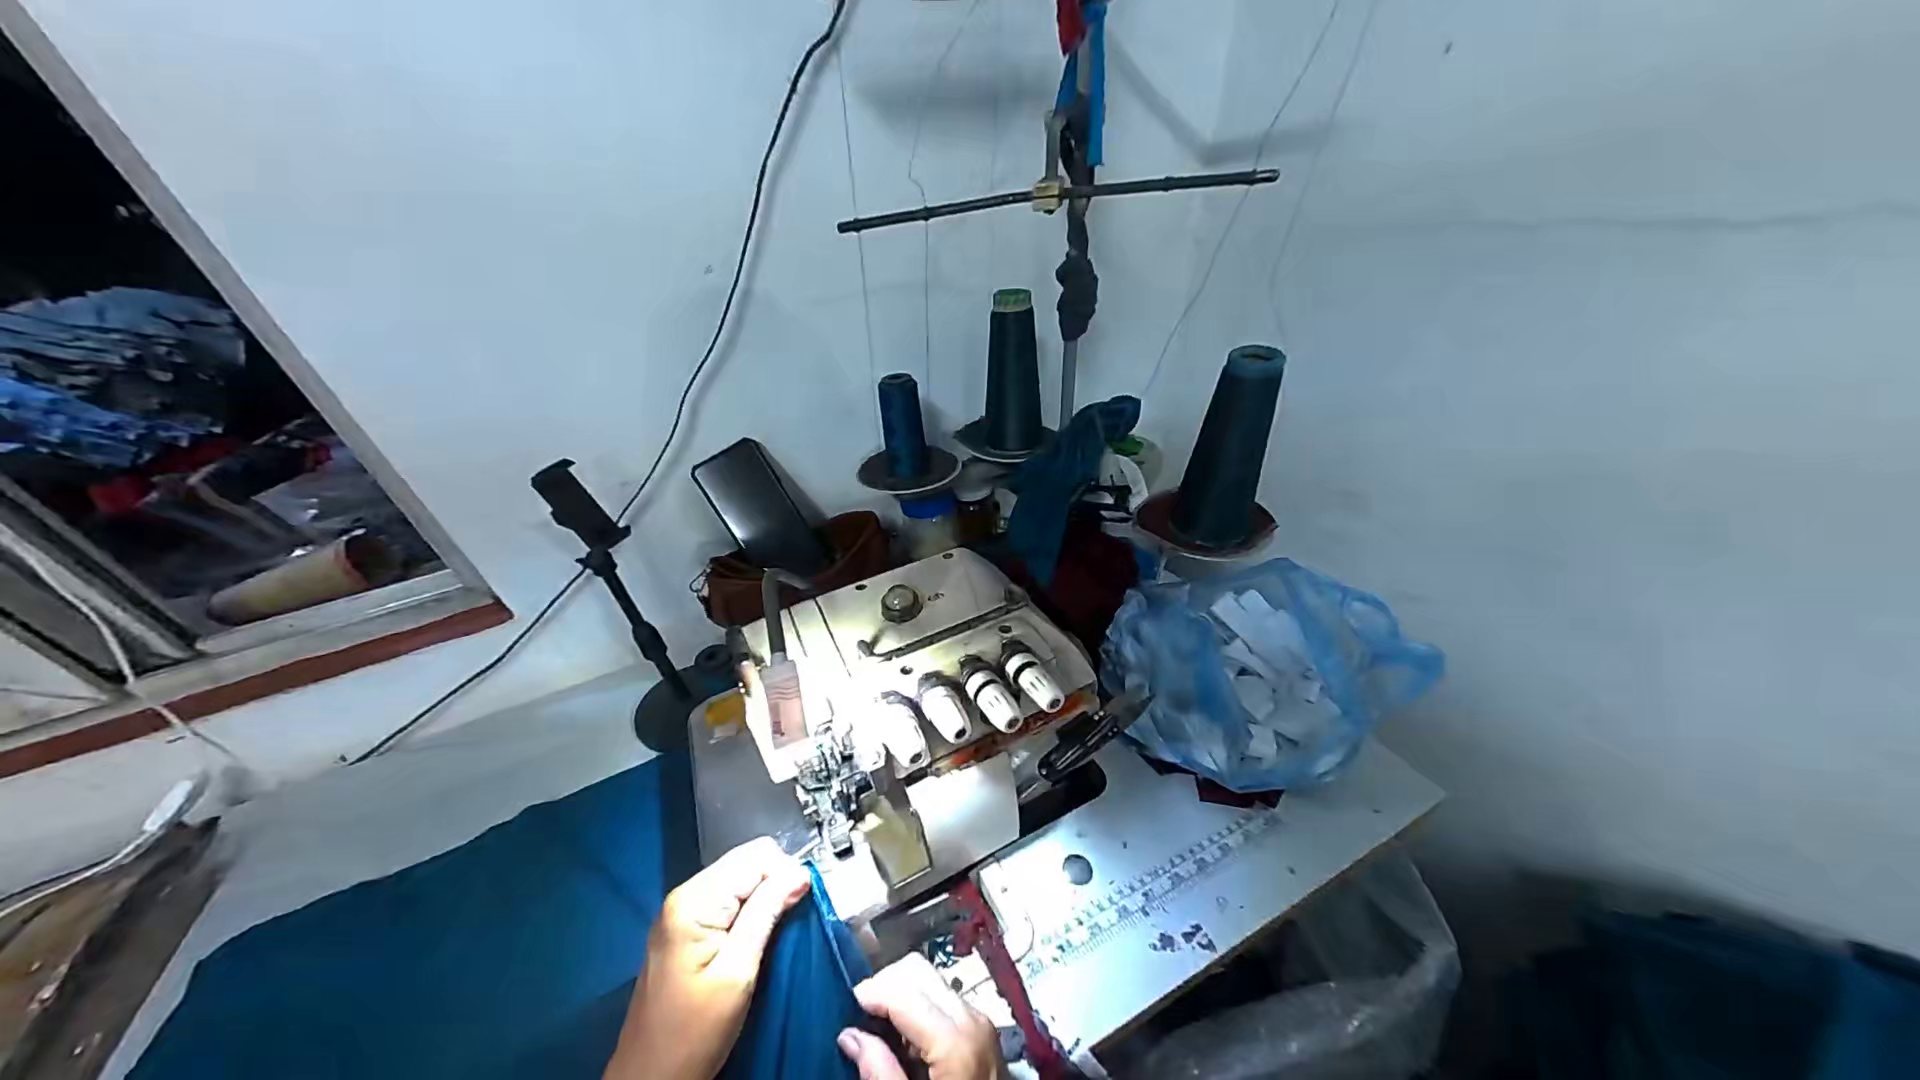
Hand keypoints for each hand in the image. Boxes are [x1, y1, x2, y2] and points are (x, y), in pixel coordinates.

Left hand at [603, 837, 810, 1079]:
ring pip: (740, 876)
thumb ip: (767, 913)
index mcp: (693, 901)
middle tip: (790, 918)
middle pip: (746, 861)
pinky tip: (757, 933)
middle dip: (775, 881)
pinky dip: (749, 907)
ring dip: (764, 895)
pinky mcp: (684, 926)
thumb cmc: (693, 1034)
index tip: (802, 904)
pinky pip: (728, 897)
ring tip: (776, 928)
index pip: (755, 857)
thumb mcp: (738, 973)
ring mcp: (680, 910)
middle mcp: (684, 894)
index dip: (785, 873)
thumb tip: (799, 871)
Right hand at [837, 954, 1005, 1079]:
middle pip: (918, 972)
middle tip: (859, 1019)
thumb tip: (850, 1036)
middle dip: (884, 986)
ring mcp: (979, 1021)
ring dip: (900, 992)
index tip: (844, 1011)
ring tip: (878, 1028)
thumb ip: (881, 1076)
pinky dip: (917, 1003)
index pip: (903, 990)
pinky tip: (903, 1037)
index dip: (869, 993)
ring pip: (930, 978)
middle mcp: (971, 1018)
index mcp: (954, 1042)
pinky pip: (942, 997)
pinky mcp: (981, 1029)